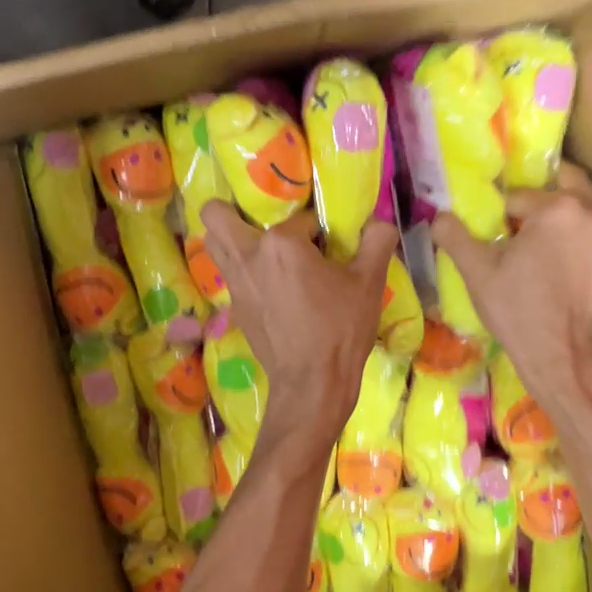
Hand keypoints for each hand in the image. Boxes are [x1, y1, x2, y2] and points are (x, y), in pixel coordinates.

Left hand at [202, 201, 398, 428]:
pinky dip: (242, 272)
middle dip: (234, 209)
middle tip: (263, 222)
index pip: (300, 218)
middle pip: (216, 214)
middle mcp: (248, 256)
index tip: (332, 248)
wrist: (313, 382)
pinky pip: (229, 276)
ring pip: (213, 244)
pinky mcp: (235, 309)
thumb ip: (376, 241)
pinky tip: (269, 286)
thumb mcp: (369, 282)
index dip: (318, 230)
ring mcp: (236, 284)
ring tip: (261, 249)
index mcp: (280, 243)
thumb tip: (379, 223)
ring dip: (230, 239)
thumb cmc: (341, 328)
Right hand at [431, 162, 591, 393]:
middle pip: (563, 184)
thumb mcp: (477, 271)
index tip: (494, 235)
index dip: (502, 214)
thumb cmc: (517, 309)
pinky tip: (557, 263)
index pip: (519, 195)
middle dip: (540, 196)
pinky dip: (577, 238)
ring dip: (562, 215)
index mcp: (558, 207)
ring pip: (582, 209)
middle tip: (518, 221)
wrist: (560, 355)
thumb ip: (454, 235)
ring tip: (538, 243)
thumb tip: (439, 217)